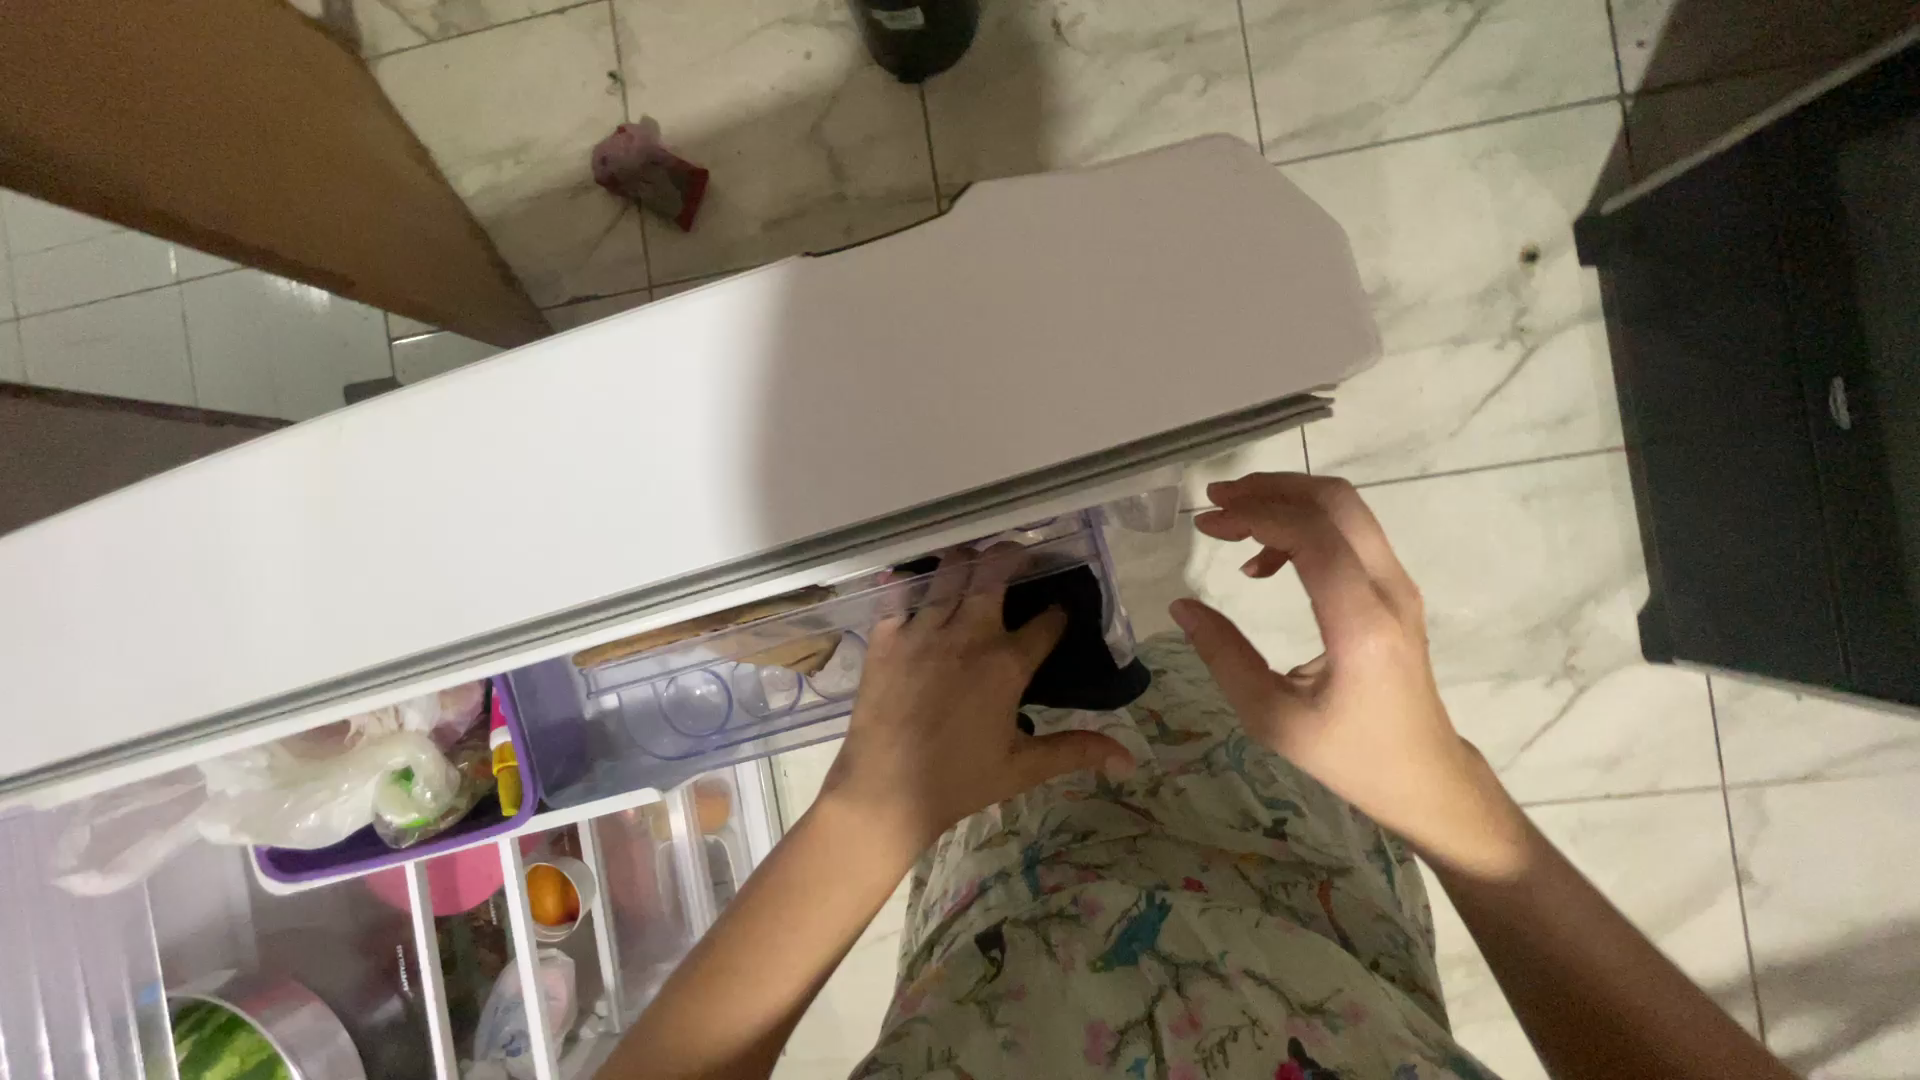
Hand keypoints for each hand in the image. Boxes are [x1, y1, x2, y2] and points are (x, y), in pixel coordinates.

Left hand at [822, 545, 1133, 860]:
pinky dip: (907, 581)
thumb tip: (1128, 757)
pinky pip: (896, 593)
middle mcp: (968, 634)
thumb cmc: (957, 781)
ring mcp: (923, 630)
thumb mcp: (1022, 768)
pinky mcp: (885, 636)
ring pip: (949, 571)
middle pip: (996, 572)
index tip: (1061, 611)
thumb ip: (1075, 751)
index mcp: (1006, 664)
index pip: (1046, 622)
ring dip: (967, 558)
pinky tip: (914, 579)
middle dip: (1014, 555)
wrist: (885, 791)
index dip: (1059, 613)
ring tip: (975, 558)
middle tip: (1021, 555)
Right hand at [1169, 473, 1527, 877]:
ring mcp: (1397, 585)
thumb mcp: (1271, 717)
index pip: (1311, 536)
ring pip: (1345, 509)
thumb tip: (1181, 605)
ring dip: (1286, 500)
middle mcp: (1388, 590)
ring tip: (1232, 520)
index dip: (1254, 515)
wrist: (1424, 774)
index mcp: (1359, 624)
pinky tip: (1263, 562)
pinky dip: (1301, 526)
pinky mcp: (1393, 589)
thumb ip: (1223, 656)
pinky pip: (1349, 532)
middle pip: (1335, 502)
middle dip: (1270, 488)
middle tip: (1216, 500)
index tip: (1205, 523)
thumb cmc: (1348, 754)